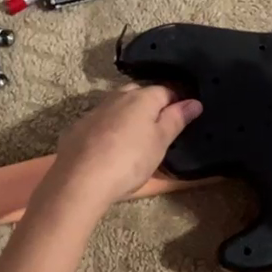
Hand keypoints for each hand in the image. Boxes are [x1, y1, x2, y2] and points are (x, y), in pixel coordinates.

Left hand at [39, 84, 201, 211]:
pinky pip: (99, 123)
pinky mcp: (77, 128)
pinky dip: (107, 131)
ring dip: (127, 117)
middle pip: (139, 94)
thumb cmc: (129, 160)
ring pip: (117, 107)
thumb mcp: (160, 142)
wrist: (80, 180)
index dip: (177, 103)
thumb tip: (194, 102)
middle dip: (150, 106)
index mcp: (141, 97)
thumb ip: (176, 119)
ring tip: (134, 141)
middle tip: (158, 130)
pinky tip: (108, 149)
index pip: (166, 90)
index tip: (182, 119)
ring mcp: (94, 111)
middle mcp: (117, 97)